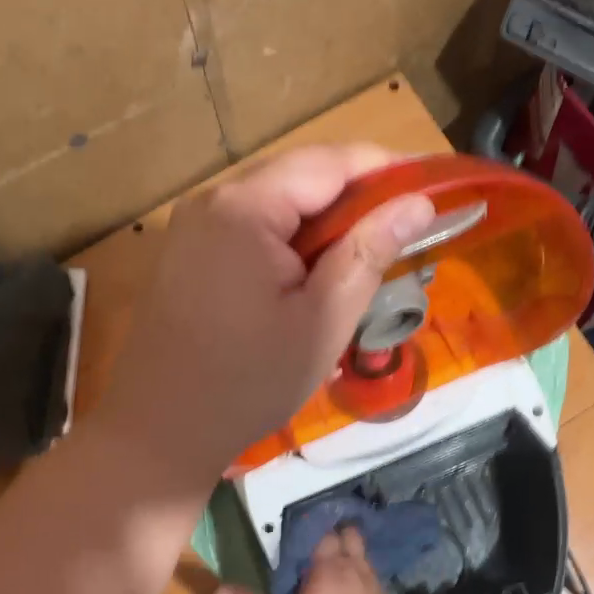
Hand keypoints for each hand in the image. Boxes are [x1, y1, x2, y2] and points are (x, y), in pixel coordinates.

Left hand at [95, 144, 437, 480]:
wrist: (161, 430)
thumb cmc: (249, 381)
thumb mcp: (322, 321)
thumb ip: (368, 253)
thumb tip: (418, 203)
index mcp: (246, 208)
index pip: (330, 162)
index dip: (386, 170)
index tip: (432, 189)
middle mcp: (212, 200)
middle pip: (300, 178)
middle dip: (355, 200)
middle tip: (402, 233)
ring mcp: (192, 227)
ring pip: (276, 205)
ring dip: (322, 225)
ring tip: (362, 262)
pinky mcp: (185, 254)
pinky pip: (249, 230)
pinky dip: (288, 244)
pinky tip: (309, 282)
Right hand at [211, 526, 407, 593]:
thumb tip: (218, 591)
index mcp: (327, 567)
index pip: (319, 532)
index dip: (307, 530)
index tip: (292, 536)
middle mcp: (353, 566)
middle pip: (346, 535)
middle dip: (331, 535)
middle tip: (311, 548)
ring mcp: (373, 582)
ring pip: (360, 553)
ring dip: (347, 552)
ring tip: (330, 564)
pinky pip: (369, 574)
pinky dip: (359, 573)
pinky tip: (350, 589)